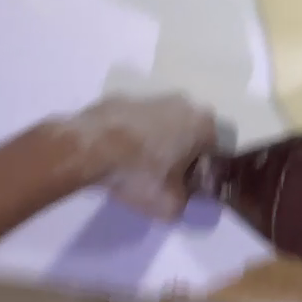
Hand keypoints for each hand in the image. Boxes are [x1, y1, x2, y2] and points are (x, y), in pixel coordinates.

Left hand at [46, 94, 220, 219]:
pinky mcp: (122, 97)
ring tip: (132, 166)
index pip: (212, 151)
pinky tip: (113, 153)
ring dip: (154, 141)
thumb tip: (184, 198)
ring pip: (161, 123)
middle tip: (158, 177)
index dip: (198, 172)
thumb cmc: (139, 173)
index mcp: (205, 125)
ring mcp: (152, 97)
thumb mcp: (169, 204)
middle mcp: (186, 104)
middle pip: (188, 133)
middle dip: (178, 152)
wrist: (88, 148)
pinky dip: (128, 134)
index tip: (181, 187)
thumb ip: (186, 203)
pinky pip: (133, 119)